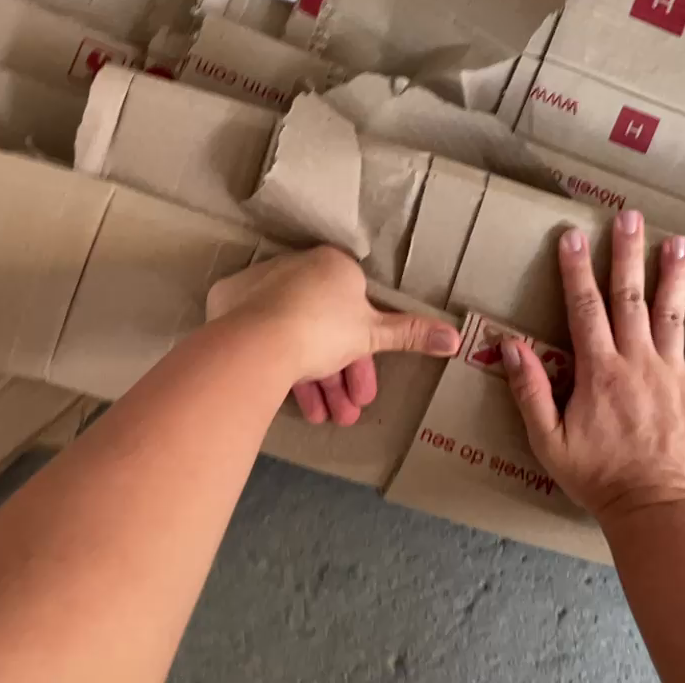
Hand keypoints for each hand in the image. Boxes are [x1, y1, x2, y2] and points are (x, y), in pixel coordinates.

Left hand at [206, 247, 460, 426]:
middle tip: (344, 417)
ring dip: (310, 380)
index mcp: (334, 265)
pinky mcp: (228, 301)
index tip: (363, 393)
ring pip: (292, 334)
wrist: (258, 340)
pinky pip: (258, 332)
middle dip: (338, 378)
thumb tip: (455, 337)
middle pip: (323, 327)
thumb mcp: (372, 335)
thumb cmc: (323, 329)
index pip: (356, 312)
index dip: (362, 358)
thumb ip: (412, 333)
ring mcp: (259, 283)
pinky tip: (276, 388)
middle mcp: (297, 266)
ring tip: (318, 419)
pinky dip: (272, 359)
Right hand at [503, 211, 684, 521]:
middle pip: (629, 298)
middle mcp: (637, 361)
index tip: (573, 236)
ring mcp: (672, 373)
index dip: (576, 270)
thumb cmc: (597, 477)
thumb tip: (509, 346)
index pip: (584, 308)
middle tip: (628, 216)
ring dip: (673, 275)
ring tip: (677, 240)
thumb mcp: (548, 441)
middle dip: (627, 254)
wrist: (654, 511)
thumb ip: (529, 391)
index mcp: (598, 371)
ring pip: (671, 314)